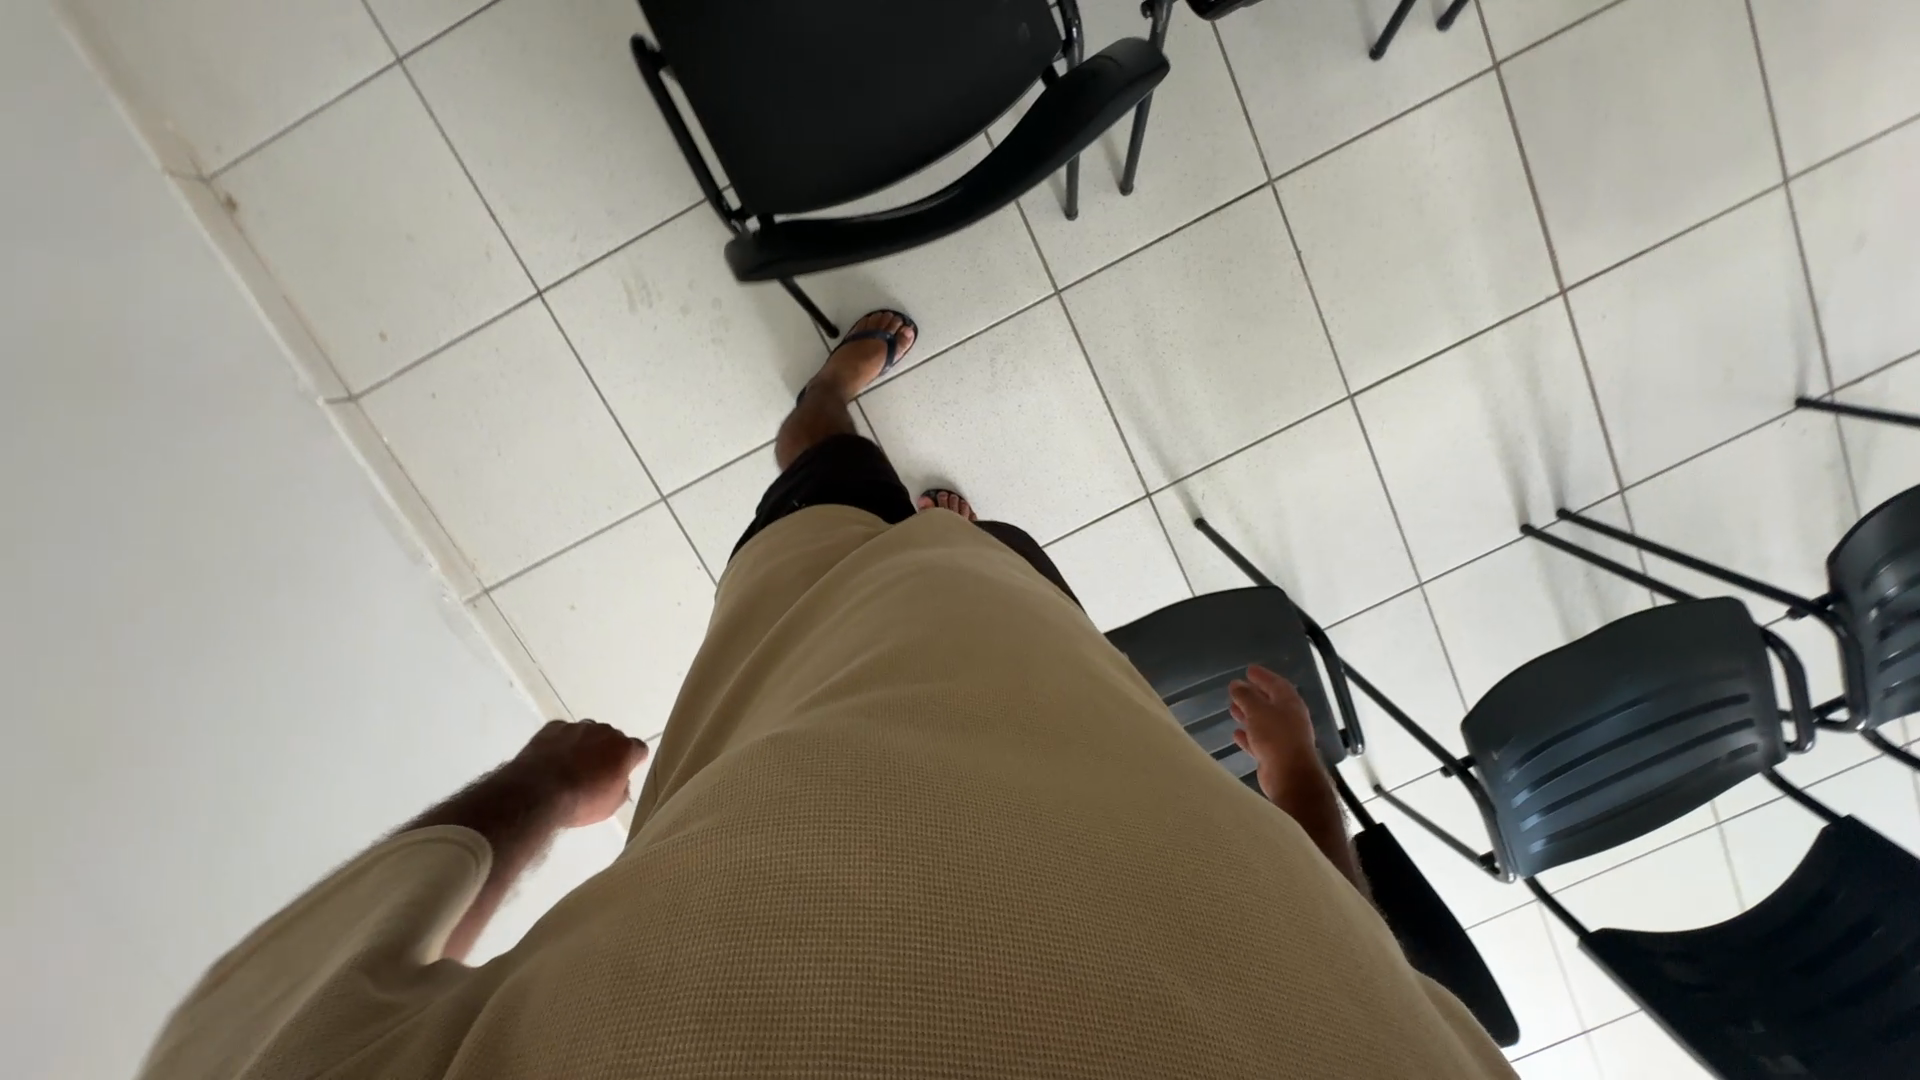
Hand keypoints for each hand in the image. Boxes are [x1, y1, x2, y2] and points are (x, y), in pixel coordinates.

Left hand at [508, 719, 649, 826]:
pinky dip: (560, 742)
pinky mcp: (552, 727)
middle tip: (594, 772)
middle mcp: (605, 731)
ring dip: (584, 745)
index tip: (624, 772)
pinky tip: (551, 759)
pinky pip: (562, 732)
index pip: (638, 749)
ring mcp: (578, 727)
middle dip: (606, 751)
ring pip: (587, 732)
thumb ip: (622, 787)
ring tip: (569, 766)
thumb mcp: (611, 805)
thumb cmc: (580, 802)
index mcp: (625, 749)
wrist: (536, 795)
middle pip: (612, 738)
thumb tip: (620, 780)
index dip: (632, 760)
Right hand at [1228, 665, 1322, 801]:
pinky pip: (1259, 740)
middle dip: (1253, 695)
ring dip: (1248, 715)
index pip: (1276, 684)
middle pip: (1270, 703)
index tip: (1249, 670)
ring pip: (1263, 722)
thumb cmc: (1276, 737)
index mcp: (1290, 704)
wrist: (1289, 776)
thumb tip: (1236, 684)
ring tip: (1232, 709)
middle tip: (1237, 689)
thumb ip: (1246, 696)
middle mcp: (1289, 719)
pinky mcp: (1275, 755)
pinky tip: (1236, 733)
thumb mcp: (1258, 710)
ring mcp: (1283, 738)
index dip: (1263, 676)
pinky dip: (1248, 736)